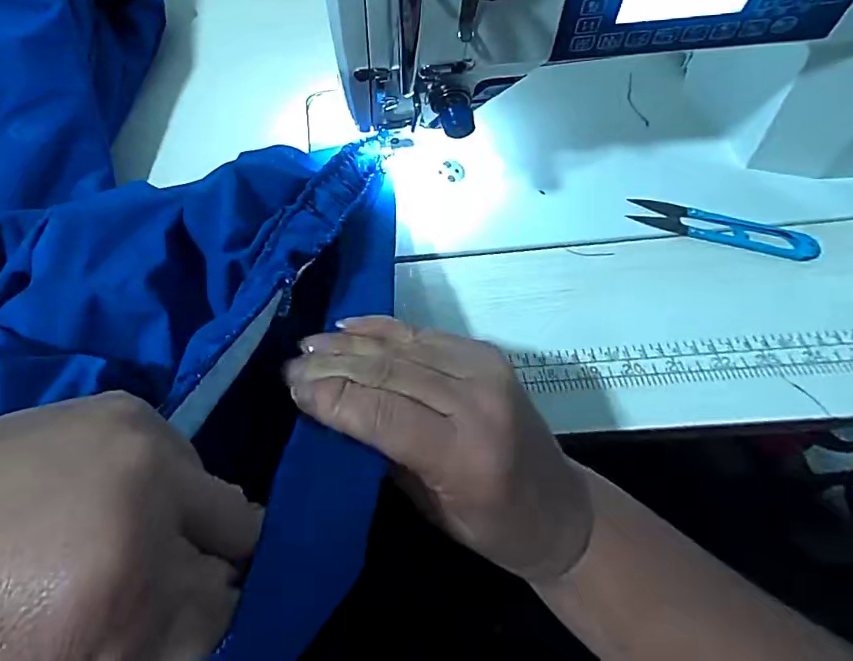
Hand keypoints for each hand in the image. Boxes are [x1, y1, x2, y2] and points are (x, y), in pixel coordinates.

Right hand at [284, 316, 592, 582]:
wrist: (562, 508)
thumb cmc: (491, 524)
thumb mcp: (429, 505)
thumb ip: (381, 451)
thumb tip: (327, 406)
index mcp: (467, 454)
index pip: (384, 413)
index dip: (333, 398)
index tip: (292, 389)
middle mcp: (478, 401)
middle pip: (387, 372)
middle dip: (331, 367)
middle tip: (290, 367)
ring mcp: (483, 368)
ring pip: (398, 347)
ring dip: (347, 344)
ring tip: (307, 345)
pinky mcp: (482, 350)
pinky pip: (419, 332)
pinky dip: (378, 329)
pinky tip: (346, 327)